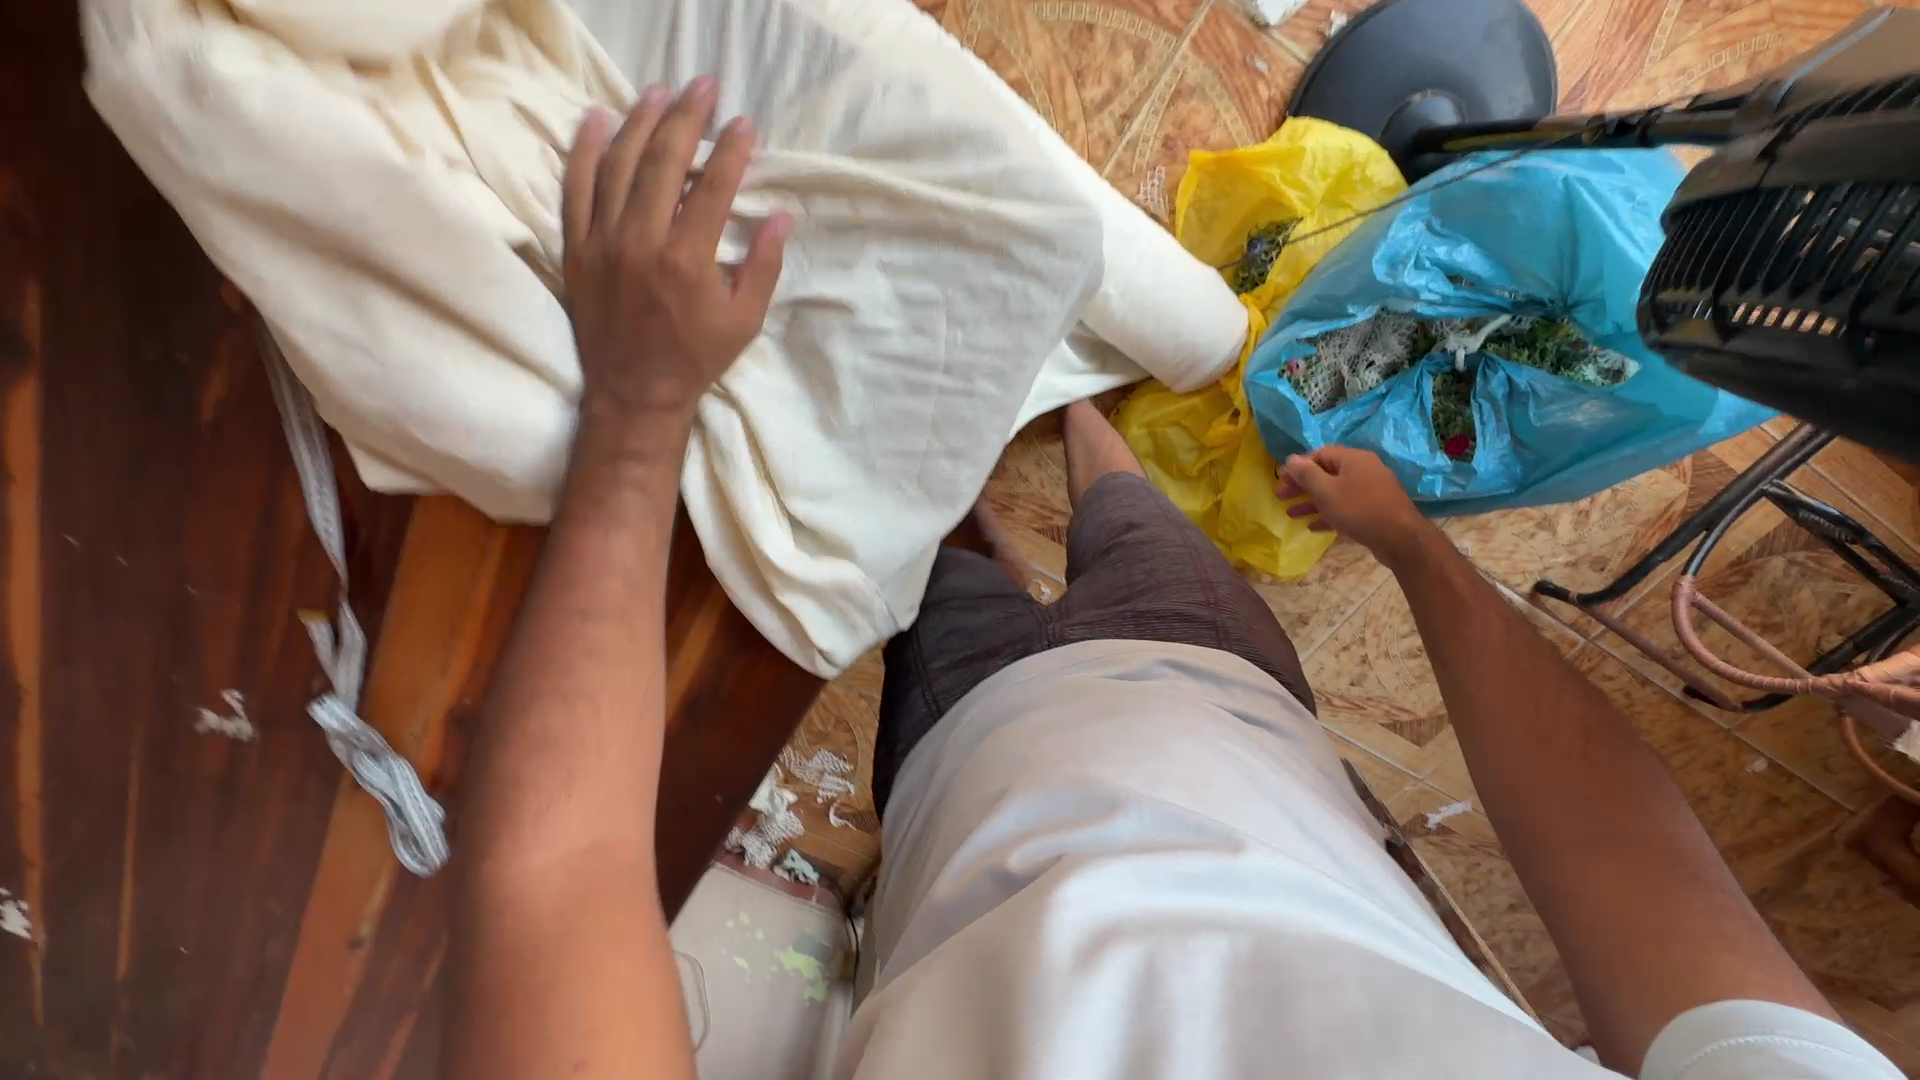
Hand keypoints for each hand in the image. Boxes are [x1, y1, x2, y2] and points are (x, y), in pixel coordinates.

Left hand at [562, 78, 790, 462]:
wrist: (635, 391)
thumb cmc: (697, 357)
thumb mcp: (745, 321)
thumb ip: (764, 266)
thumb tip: (783, 217)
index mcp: (689, 260)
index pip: (714, 187)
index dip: (732, 151)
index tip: (745, 124)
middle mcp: (642, 240)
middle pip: (665, 161)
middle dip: (687, 118)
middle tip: (704, 87)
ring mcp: (603, 240)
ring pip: (619, 163)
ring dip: (641, 122)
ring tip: (660, 94)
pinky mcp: (576, 246)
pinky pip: (575, 187)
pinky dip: (586, 149)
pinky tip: (601, 119)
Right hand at [1276, 446, 1433, 565]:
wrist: (1400, 538)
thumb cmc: (1358, 509)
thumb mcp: (1326, 491)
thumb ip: (1306, 474)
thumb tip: (1291, 459)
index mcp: (1353, 459)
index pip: (1319, 454)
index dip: (1298, 466)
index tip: (1282, 481)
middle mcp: (1363, 470)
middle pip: (1326, 473)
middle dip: (1301, 486)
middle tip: (1281, 497)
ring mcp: (1370, 490)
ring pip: (1334, 492)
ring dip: (1311, 502)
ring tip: (1291, 515)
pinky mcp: (1374, 509)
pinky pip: (1345, 507)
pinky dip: (1328, 514)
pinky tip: (1313, 527)